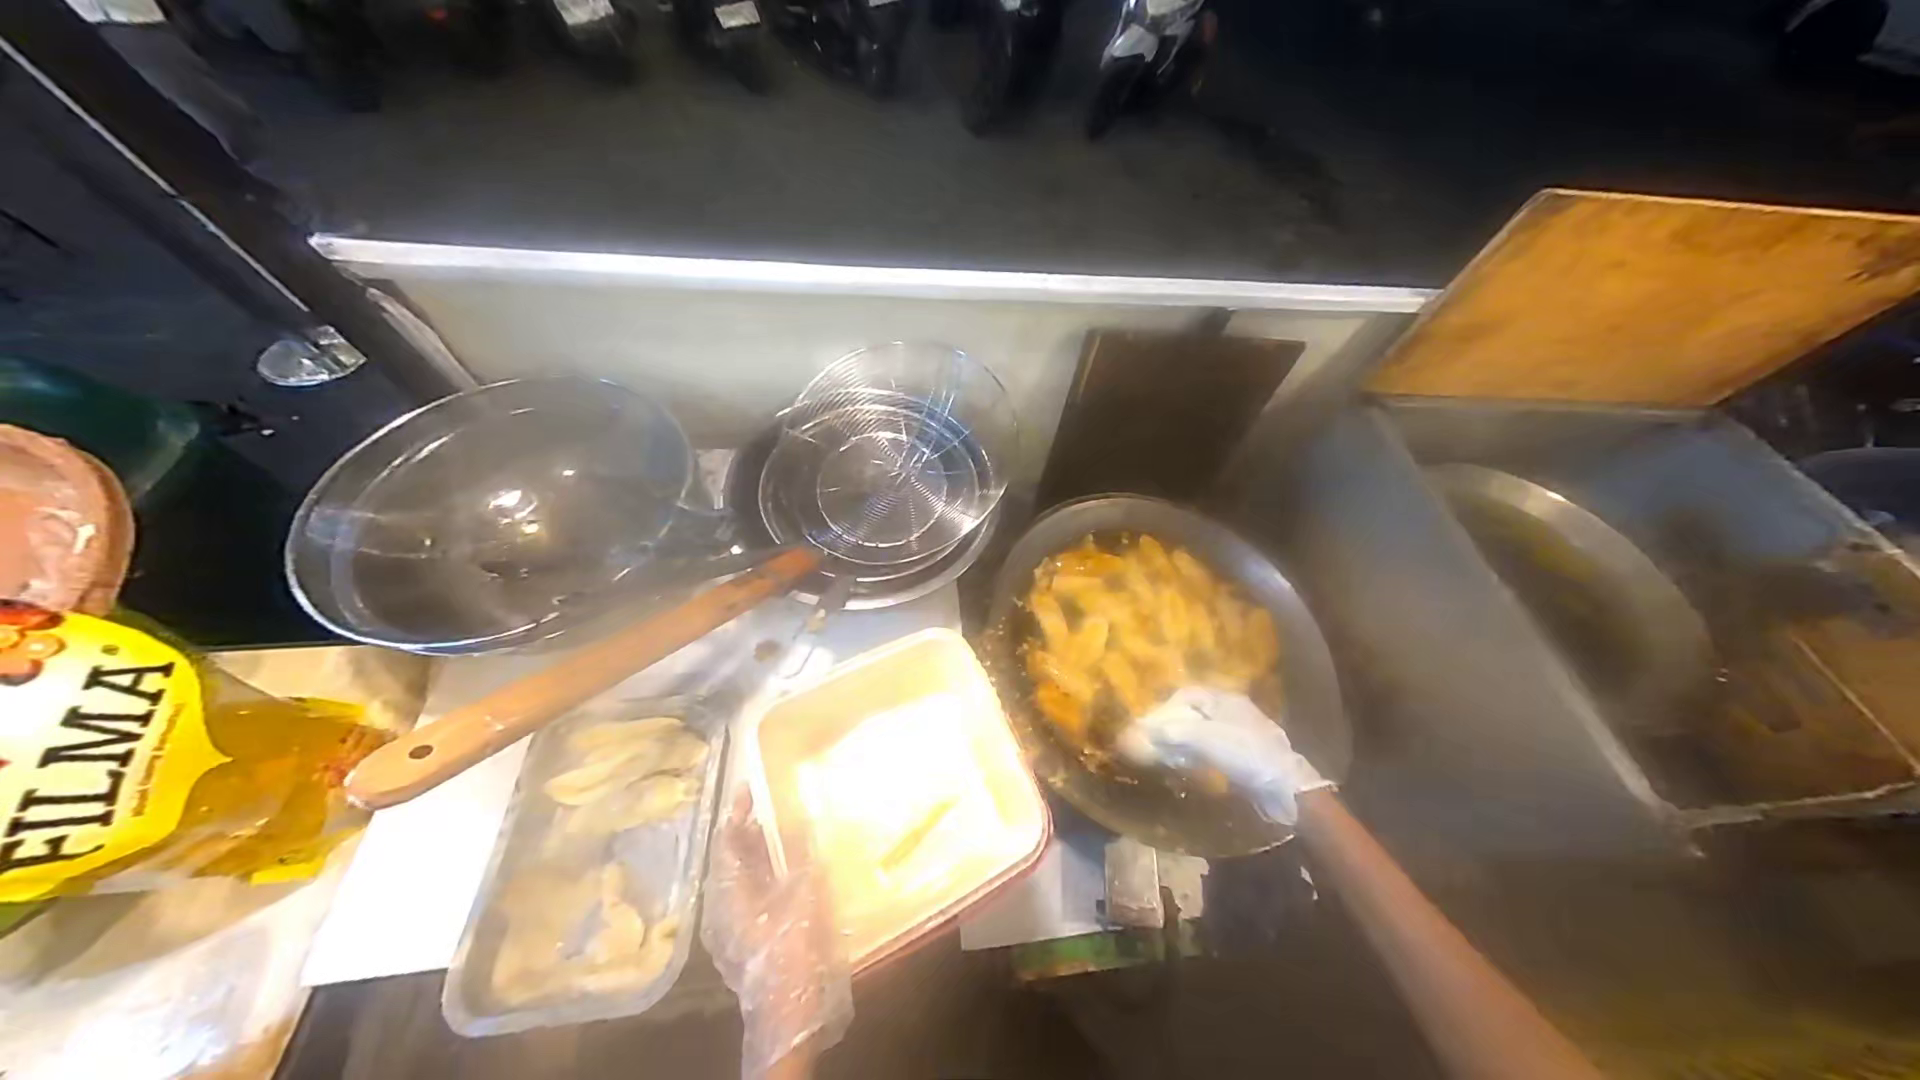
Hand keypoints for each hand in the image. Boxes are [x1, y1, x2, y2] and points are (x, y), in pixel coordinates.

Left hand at [700, 792, 850, 1079]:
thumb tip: (800, 817)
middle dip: (755, 829)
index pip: (727, 841)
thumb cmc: (792, 948)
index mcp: (729, 892)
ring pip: (747, 874)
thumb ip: (800, 854)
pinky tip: (792, 865)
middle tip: (777, 803)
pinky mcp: (750, 935)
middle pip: (735, 857)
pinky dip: (770, 870)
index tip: (751, 787)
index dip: (738, 812)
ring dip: (764, 849)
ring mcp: (736, 923)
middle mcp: (724, 905)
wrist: (789, 1010)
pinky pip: (756, 891)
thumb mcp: (802, 893)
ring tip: (788, 826)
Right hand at [1116, 686, 1331, 824]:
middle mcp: (1232, 711)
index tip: (1149, 725)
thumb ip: (1173, 731)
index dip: (1165, 707)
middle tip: (1154, 740)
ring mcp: (1239, 733)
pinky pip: (1211, 748)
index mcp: (1225, 700)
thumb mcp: (1205, 739)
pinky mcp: (1243, 755)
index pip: (1188, 694)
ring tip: (1165, 754)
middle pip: (1193, 712)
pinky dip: (1194, 753)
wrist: (1285, 788)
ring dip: (1182, 741)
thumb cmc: (1244, 754)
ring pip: (1202, 731)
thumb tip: (1144, 729)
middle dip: (1172, 725)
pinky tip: (1186, 764)